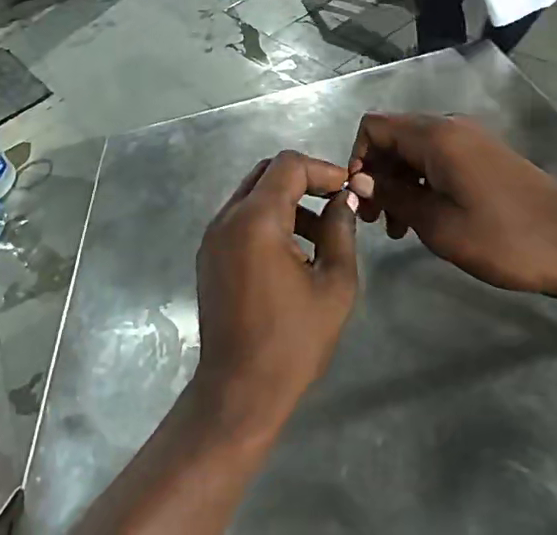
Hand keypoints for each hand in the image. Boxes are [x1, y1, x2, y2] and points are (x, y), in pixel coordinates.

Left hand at [193, 152, 368, 424]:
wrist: (239, 390)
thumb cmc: (293, 341)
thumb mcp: (334, 285)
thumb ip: (340, 232)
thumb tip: (344, 200)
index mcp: (256, 220)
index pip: (288, 166)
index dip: (322, 170)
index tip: (347, 190)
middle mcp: (227, 218)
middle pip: (266, 173)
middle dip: (304, 181)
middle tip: (335, 204)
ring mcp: (213, 237)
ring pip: (252, 195)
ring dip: (286, 201)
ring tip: (320, 237)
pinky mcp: (209, 255)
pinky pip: (240, 219)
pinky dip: (268, 220)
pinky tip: (293, 253)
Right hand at [349, 114, 556, 298]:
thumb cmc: (504, 238)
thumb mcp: (438, 224)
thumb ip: (393, 195)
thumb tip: (359, 178)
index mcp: (436, 136)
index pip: (374, 126)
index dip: (358, 158)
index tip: (362, 198)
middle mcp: (451, 126)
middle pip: (393, 136)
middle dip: (377, 173)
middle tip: (376, 220)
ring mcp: (471, 138)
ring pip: (415, 149)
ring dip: (398, 181)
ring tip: (398, 227)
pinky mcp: (485, 155)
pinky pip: (438, 157)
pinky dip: (422, 181)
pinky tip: (426, 216)